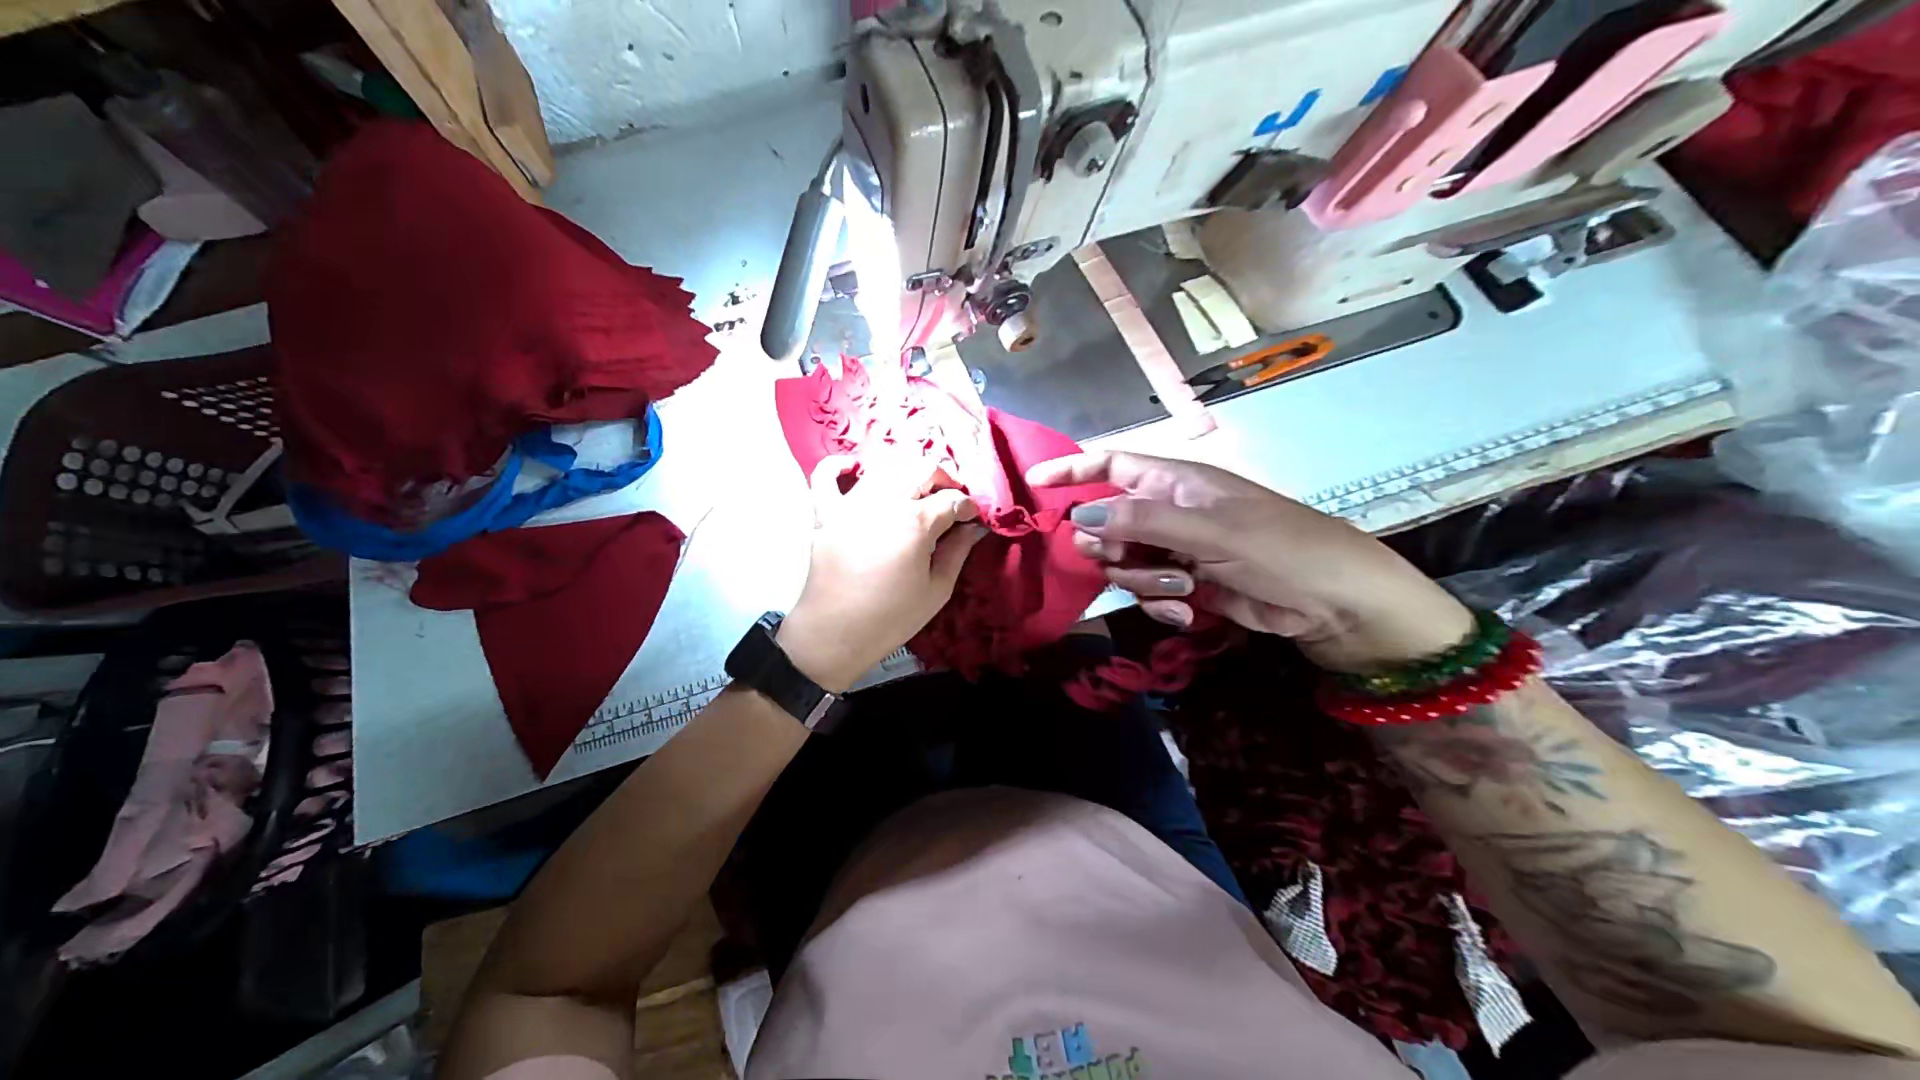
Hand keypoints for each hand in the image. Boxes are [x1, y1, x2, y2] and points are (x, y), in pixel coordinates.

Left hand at [777, 451, 986, 691]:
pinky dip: (840, 466)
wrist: (834, 633)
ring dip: (906, 472)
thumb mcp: (937, 589)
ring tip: (916, 492)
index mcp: (915, 522)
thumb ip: (957, 551)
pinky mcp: (826, 513)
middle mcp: (883, 502)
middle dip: (943, 480)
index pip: (951, 499)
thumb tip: (974, 527)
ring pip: (884, 466)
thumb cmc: (891, 617)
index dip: (968, 507)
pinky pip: (826, 476)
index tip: (972, 519)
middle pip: (921, 468)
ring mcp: (851, 504)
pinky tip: (855, 469)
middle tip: (949, 502)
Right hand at [1024, 451, 1473, 672]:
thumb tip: (1081, 517)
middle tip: (1128, 561)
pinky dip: (1160, 604)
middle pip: (1106, 524)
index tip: (1034, 483)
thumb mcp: (1209, 530)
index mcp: (1174, 482)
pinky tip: (1186, 611)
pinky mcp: (1185, 585)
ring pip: (1123, 564)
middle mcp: (1167, 513)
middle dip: (1111, 548)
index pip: (1110, 466)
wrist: (1331, 601)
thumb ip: (1142, 521)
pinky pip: (1147, 592)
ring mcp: (1175, 550)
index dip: (1072, 470)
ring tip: (1184, 589)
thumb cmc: (1279, 546)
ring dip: (1144, 581)